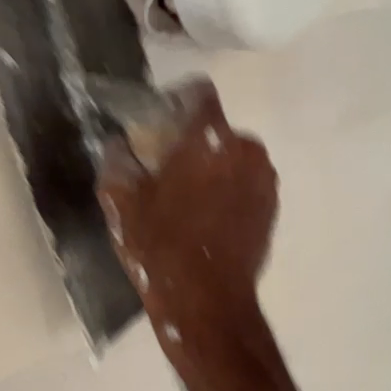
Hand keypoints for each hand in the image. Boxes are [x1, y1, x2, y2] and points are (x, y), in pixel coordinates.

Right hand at [96, 78, 278, 356]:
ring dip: (209, 165)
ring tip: (183, 196)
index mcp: (207, 136)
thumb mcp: (119, 197)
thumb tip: (122, 141)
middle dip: (189, 139)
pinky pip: (243, 181)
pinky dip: (224, 189)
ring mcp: (264, 178)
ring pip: (230, 155)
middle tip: (162, 166)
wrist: (205, 299)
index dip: (174, 100)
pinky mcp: (271, 206)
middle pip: (213, 127)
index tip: (155, 121)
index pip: (197, 91)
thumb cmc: (158, 242)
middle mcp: (245, 147)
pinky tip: (202, 217)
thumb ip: (118, 156)